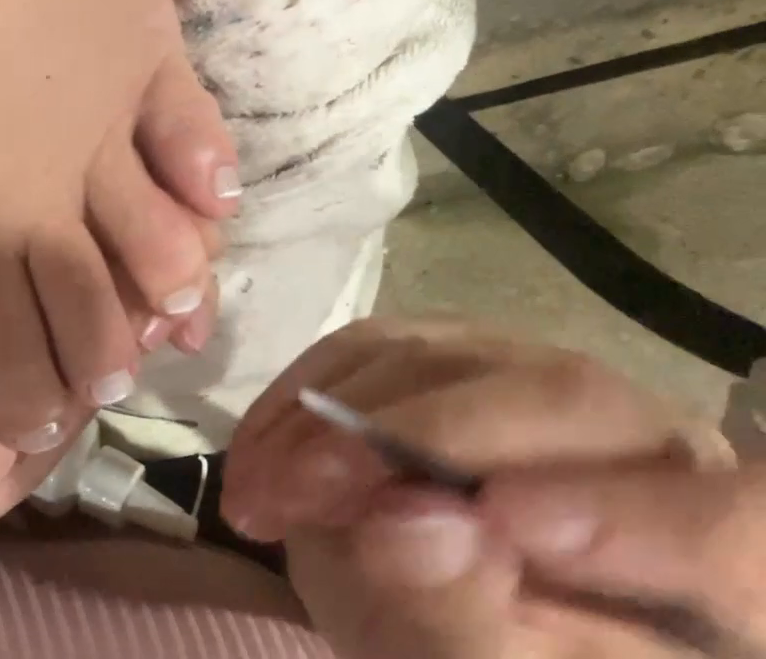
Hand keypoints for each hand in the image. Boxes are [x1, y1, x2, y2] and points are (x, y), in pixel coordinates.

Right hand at [223, 318, 738, 657]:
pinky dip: (294, 398)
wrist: (402, 593)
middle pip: (561, 401)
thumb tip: (415, 520)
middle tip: (300, 495)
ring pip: (436, 360)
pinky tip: (258, 455)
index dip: (642, 522)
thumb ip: (456, 617)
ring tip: (258, 495)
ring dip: (322, 422)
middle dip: (407, 440)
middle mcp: (646, 443)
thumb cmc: (462, 648)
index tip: (502, 528)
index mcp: (718, 567)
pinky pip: (362, 347)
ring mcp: (532, 377)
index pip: (738, 527)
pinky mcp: (439, 349)